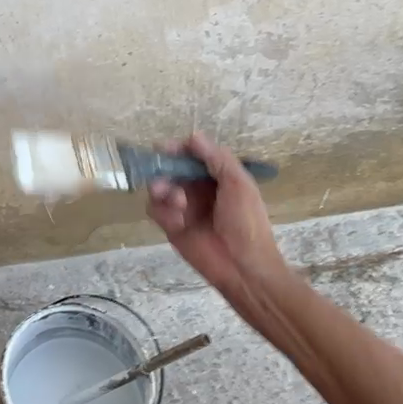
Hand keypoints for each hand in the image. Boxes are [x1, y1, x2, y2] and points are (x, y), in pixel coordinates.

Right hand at [146, 133, 290, 302]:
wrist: (243, 267)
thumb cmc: (247, 223)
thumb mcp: (239, 185)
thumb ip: (217, 158)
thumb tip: (192, 136)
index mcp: (216, 176)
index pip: (192, 154)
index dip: (178, 148)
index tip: (165, 148)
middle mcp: (197, 188)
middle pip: (170, 168)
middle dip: (164, 170)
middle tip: (164, 178)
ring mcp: (182, 207)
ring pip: (159, 187)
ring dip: (163, 190)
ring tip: (177, 202)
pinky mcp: (170, 226)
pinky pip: (155, 209)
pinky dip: (162, 211)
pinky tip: (177, 221)